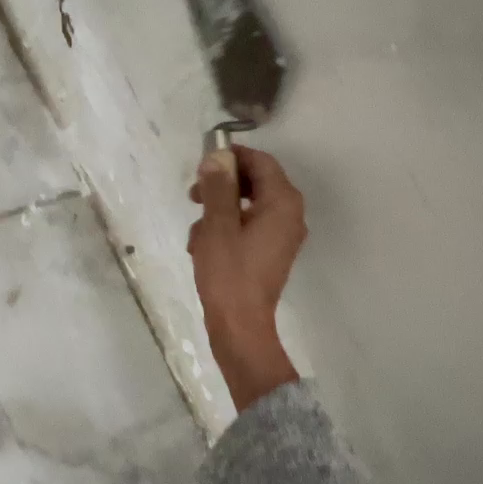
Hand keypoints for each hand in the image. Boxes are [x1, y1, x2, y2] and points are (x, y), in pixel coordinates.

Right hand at [187, 145, 305, 409]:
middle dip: (223, 186)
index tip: (202, 164)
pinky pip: (249, 229)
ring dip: (220, 211)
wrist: (240, 325)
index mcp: (282, 203)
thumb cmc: (228, 273)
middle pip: (257, 184)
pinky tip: (203, 247)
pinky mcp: (270, 254)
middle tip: (193, 195)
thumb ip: (218, 187)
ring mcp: (282, 237)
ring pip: (249, 207)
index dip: (231, 157)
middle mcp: (290, 215)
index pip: (261, 162)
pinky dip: (227, 230)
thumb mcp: (217, 226)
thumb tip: (217, 158)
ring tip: (195, 231)